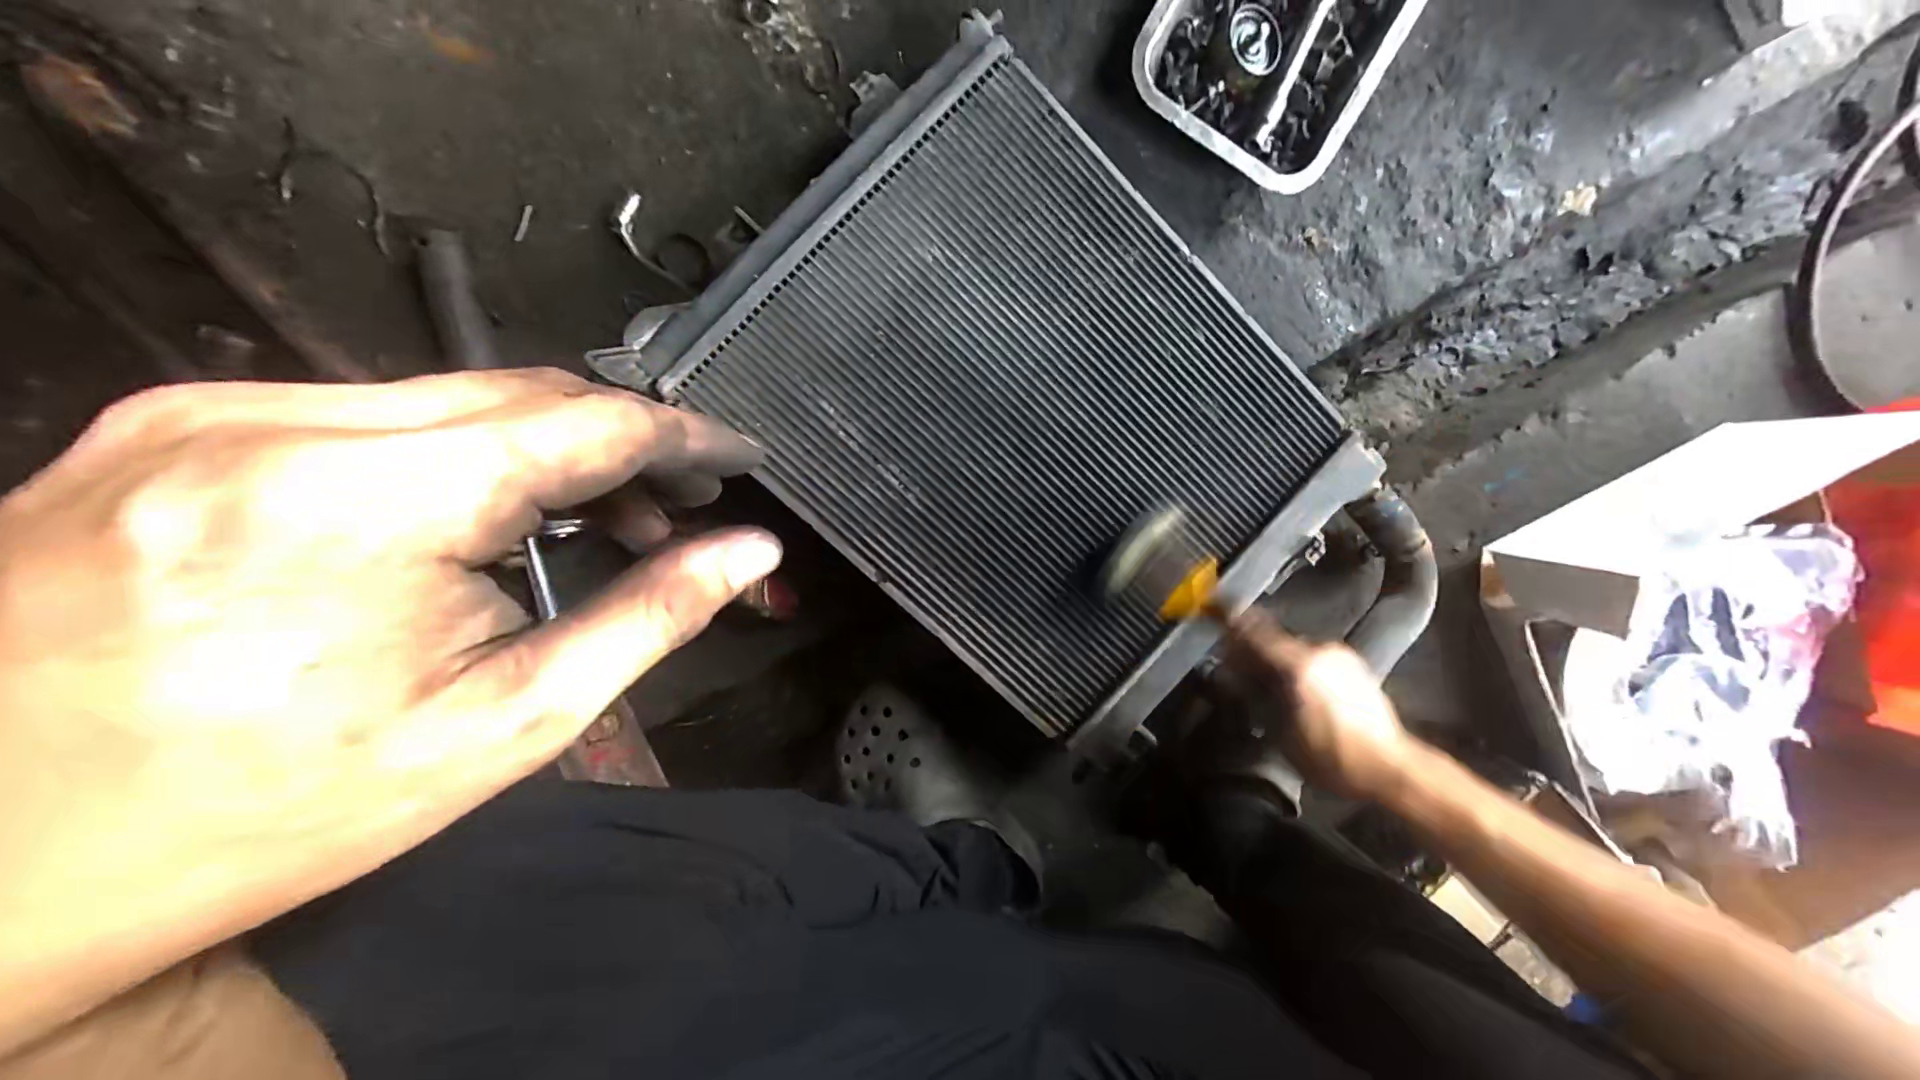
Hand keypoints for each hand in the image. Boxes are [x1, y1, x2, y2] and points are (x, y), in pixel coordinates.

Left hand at [0, 369, 779, 1050]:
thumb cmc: (272, 808)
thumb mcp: (506, 722)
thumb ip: (649, 617)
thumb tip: (748, 553)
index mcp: (366, 505)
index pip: (585, 423)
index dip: (685, 433)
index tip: (739, 454)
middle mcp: (281, 426)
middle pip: (525, 392)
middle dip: (626, 442)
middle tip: (685, 502)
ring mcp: (214, 412)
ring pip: (459, 394)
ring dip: (555, 447)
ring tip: (605, 517)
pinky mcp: (182, 423)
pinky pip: (386, 412)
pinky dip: (474, 450)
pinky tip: (494, 512)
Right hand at [1219, 607, 1417, 801]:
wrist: (1391, 769)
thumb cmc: (1333, 757)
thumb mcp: (1280, 731)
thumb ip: (1255, 693)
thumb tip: (1237, 673)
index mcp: (1300, 665)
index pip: (1254, 633)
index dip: (1230, 621)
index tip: (1212, 608)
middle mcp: (1321, 652)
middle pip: (1274, 640)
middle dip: (1252, 650)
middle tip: (1235, 665)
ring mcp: (1342, 658)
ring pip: (1295, 651)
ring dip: (1277, 662)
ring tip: (1266, 685)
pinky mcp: (1356, 669)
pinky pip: (1315, 660)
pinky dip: (1299, 668)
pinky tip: (1296, 691)